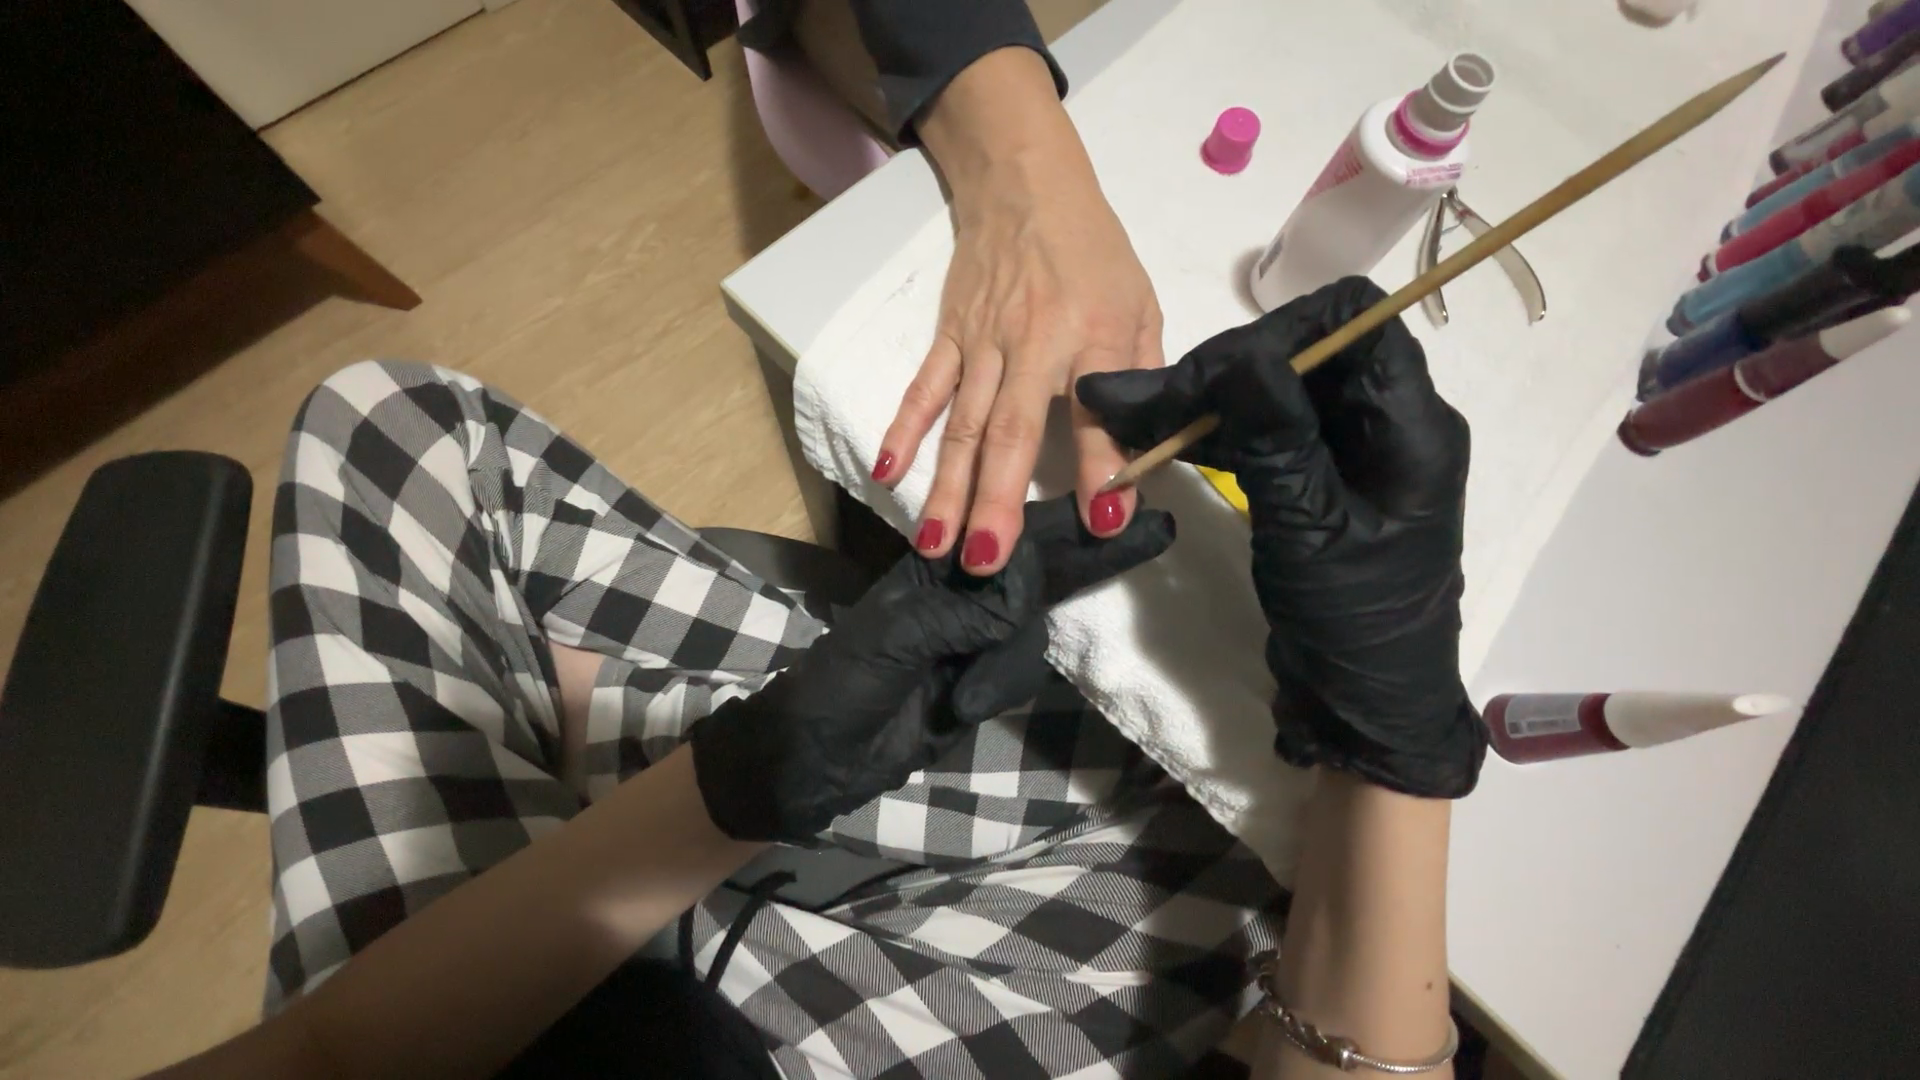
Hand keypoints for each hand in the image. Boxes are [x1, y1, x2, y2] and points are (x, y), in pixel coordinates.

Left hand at [690, 494, 1173, 841]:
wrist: (817, 758)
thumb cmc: (841, 684)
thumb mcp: (894, 639)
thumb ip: (962, 611)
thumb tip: (1022, 593)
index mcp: (935, 566)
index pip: (1009, 534)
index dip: (1065, 521)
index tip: (1119, 502)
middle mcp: (964, 593)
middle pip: (1039, 571)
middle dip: (1091, 556)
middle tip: (1155, 528)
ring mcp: (975, 639)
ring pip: (1029, 634)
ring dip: (1005, 666)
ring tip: (962, 698)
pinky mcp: (982, 680)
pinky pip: (1017, 673)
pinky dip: (998, 690)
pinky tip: (962, 709)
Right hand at [874, 47, 1164, 575]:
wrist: (1026, 187)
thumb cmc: (1095, 256)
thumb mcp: (1140, 307)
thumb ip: (1141, 378)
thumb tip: (1143, 454)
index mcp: (1094, 334)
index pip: (1098, 409)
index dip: (1100, 465)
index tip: (1101, 522)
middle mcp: (1033, 344)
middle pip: (1010, 429)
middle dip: (996, 497)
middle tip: (984, 559)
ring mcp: (981, 341)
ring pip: (961, 423)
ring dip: (947, 485)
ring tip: (935, 543)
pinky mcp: (948, 336)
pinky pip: (923, 387)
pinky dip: (903, 429)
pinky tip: (887, 473)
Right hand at [1076, 277, 1485, 798]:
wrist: (1361, 702)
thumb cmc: (1350, 621)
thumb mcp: (1306, 527)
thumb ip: (1274, 437)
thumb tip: (1239, 351)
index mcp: (1409, 424)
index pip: (1352, 322)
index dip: (1274, 333)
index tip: (1200, 375)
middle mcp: (1382, 423)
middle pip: (1300, 356)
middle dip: (1217, 371)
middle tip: (1134, 401)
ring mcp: (1346, 452)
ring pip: (1270, 395)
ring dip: (1202, 403)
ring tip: (1127, 417)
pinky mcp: (1314, 480)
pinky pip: (1261, 435)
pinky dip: (1211, 436)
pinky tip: (1159, 443)